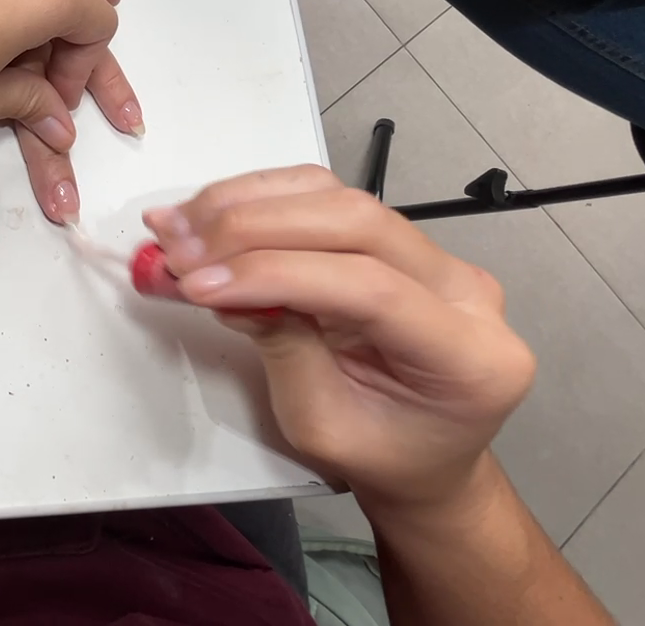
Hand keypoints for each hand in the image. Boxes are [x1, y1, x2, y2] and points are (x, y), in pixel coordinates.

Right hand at [144, 166, 535, 511]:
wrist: (418, 451)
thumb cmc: (377, 451)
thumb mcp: (321, 422)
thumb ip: (280, 348)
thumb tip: (215, 285)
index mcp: (469, 355)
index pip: (369, 286)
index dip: (272, 275)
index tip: (194, 284)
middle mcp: (461, 288)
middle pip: (351, 220)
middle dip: (249, 227)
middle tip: (176, 249)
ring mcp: (426, 252)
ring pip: (326, 193)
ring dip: (240, 203)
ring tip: (175, 227)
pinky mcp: (383, 235)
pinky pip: (312, 195)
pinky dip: (247, 199)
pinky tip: (201, 215)